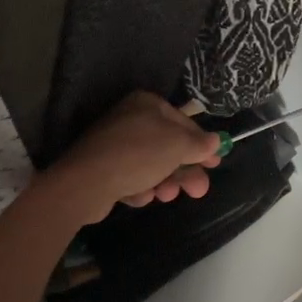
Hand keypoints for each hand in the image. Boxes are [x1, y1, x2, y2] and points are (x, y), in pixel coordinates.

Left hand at [47, 92, 222, 214]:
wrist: (85, 184)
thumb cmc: (138, 154)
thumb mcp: (178, 145)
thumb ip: (199, 144)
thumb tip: (215, 141)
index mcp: (147, 104)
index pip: (184, 122)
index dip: (202, 144)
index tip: (215, 163)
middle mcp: (131, 119)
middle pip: (169, 146)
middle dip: (184, 170)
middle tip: (198, 190)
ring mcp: (115, 145)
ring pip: (152, 165)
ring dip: (164, 182)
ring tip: (166, 196)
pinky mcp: (104, 169)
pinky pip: (132, 177)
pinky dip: (140, 188)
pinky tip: (140, 197)